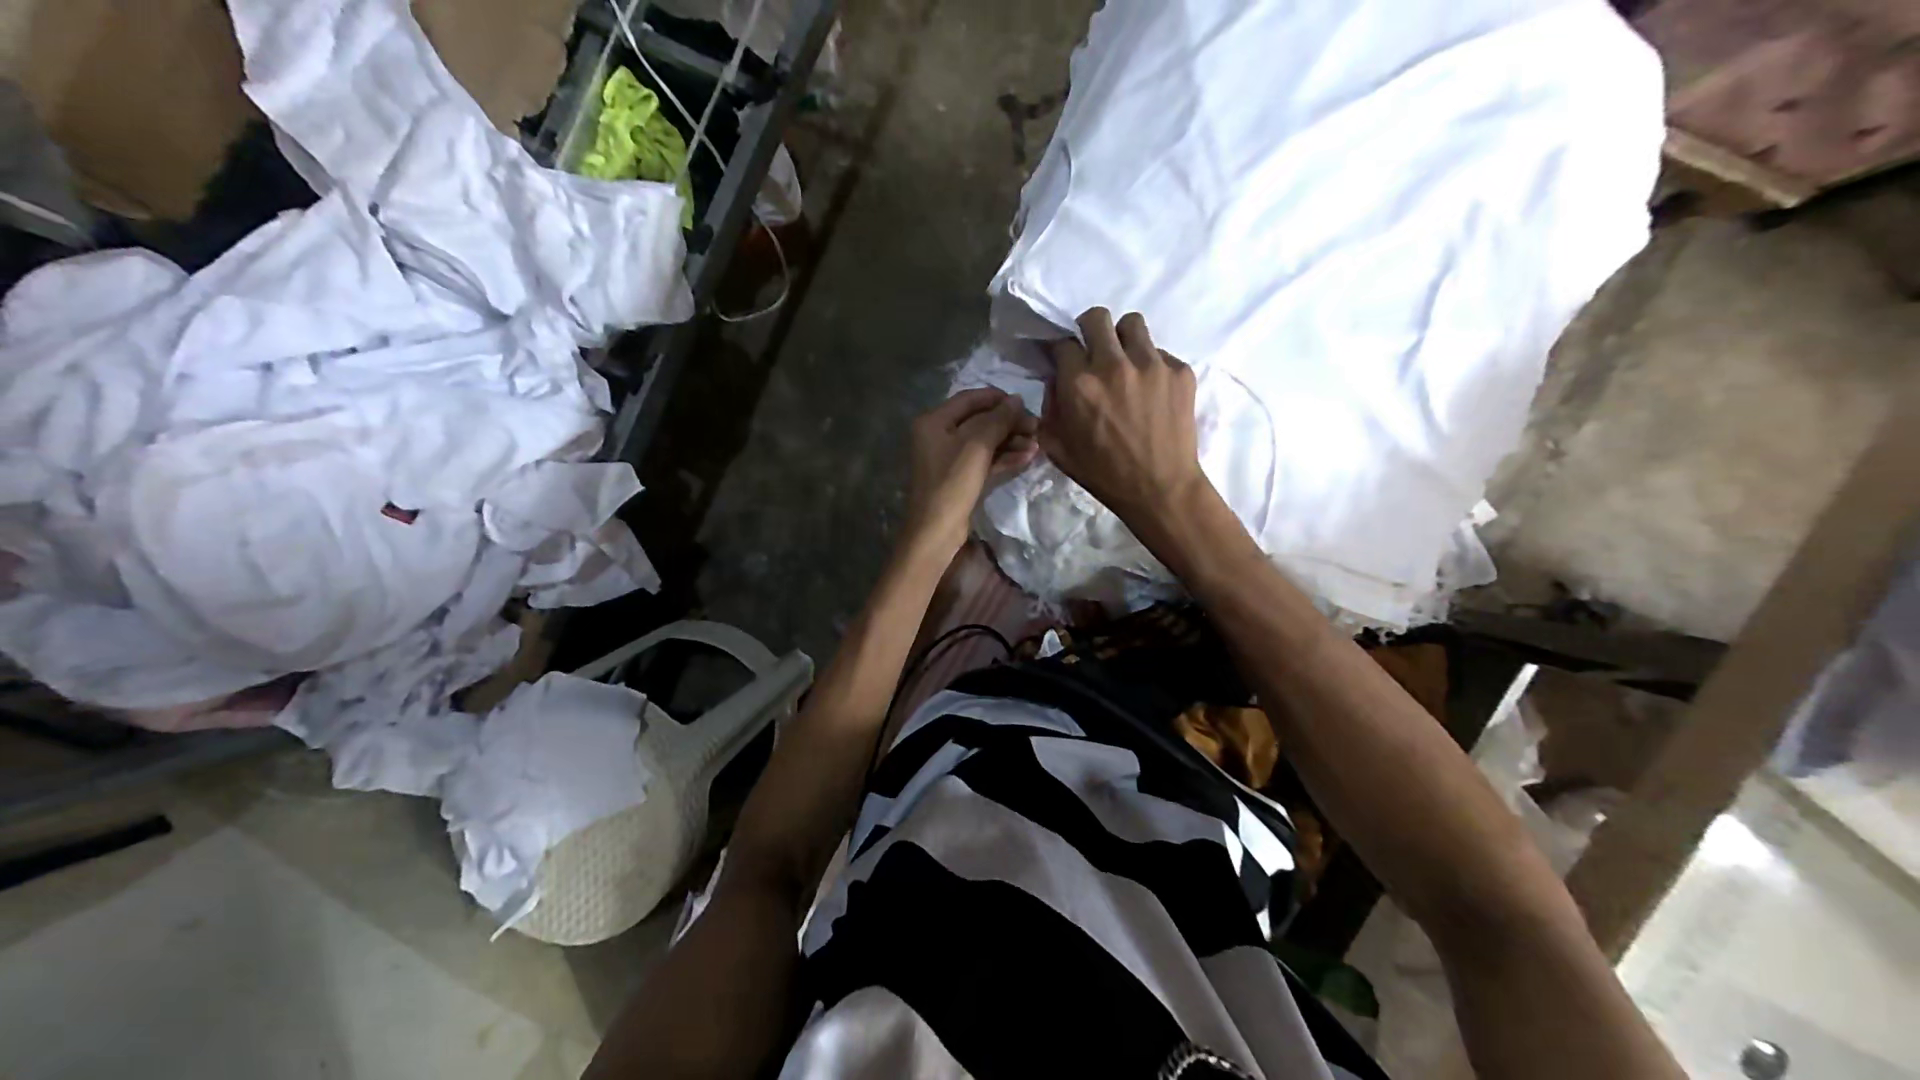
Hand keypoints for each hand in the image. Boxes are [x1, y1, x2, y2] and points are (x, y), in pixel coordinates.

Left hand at [903, 387, 1038, 558]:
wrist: (936, 530)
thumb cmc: (952, 482)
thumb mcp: (977, 446)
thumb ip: (998, 419)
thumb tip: (1017, 399)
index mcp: (934, 421)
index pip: (970, 399)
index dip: (998, 399)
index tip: (1025, 403)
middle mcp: (938, 435)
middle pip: (979, 420)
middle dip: (1008, 423)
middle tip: (1036, 427)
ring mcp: (949, 458)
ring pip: (985, 442)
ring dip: (1011, 441)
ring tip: (1037, 444)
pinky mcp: (960, 477)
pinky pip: (984, 460)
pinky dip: (1004, 457)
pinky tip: (1028, 457)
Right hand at [1041, 308, 1209, 526]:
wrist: (1159, 488)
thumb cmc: (1102, 473)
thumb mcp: (1057, 447)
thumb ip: (1049, 408)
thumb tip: (1056, 380)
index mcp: (1079, 384)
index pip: (1063, 343)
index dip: (1062, 351)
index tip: (1066, 360)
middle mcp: (1113, 365)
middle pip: (1096, 318)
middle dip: (1090, 329)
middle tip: (1094, 350)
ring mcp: (1151, 364)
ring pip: (1132, 324)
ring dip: (1123, 339)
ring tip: (1125, 362)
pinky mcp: (1179, 371)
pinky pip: (1160, 351)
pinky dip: (1151, 365)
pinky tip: (1150, 391)